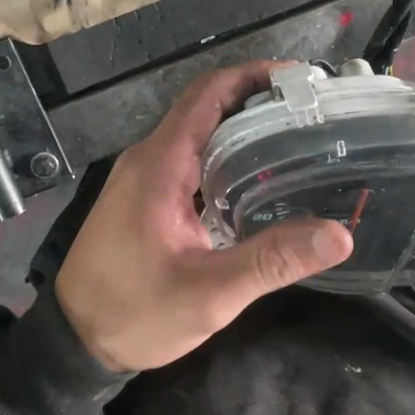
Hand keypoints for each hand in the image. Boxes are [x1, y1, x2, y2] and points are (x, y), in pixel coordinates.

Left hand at [55, 62, 354, 370]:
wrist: (74, 339)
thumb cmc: (134, 312)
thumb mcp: (209, 294)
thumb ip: (272, 260)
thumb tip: (339, 234)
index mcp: (160, 164)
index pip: (208, 94)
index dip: (254, 76)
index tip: (302, 80)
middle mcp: (149, 158)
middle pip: (206, 109)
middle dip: (258, 102)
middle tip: (314, 115)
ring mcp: (142, 177)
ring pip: (198, 135)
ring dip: (242, 130)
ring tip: (297, 142)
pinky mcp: (143, 198)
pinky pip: (189, 161)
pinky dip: (224, 158)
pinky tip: (258, 182)